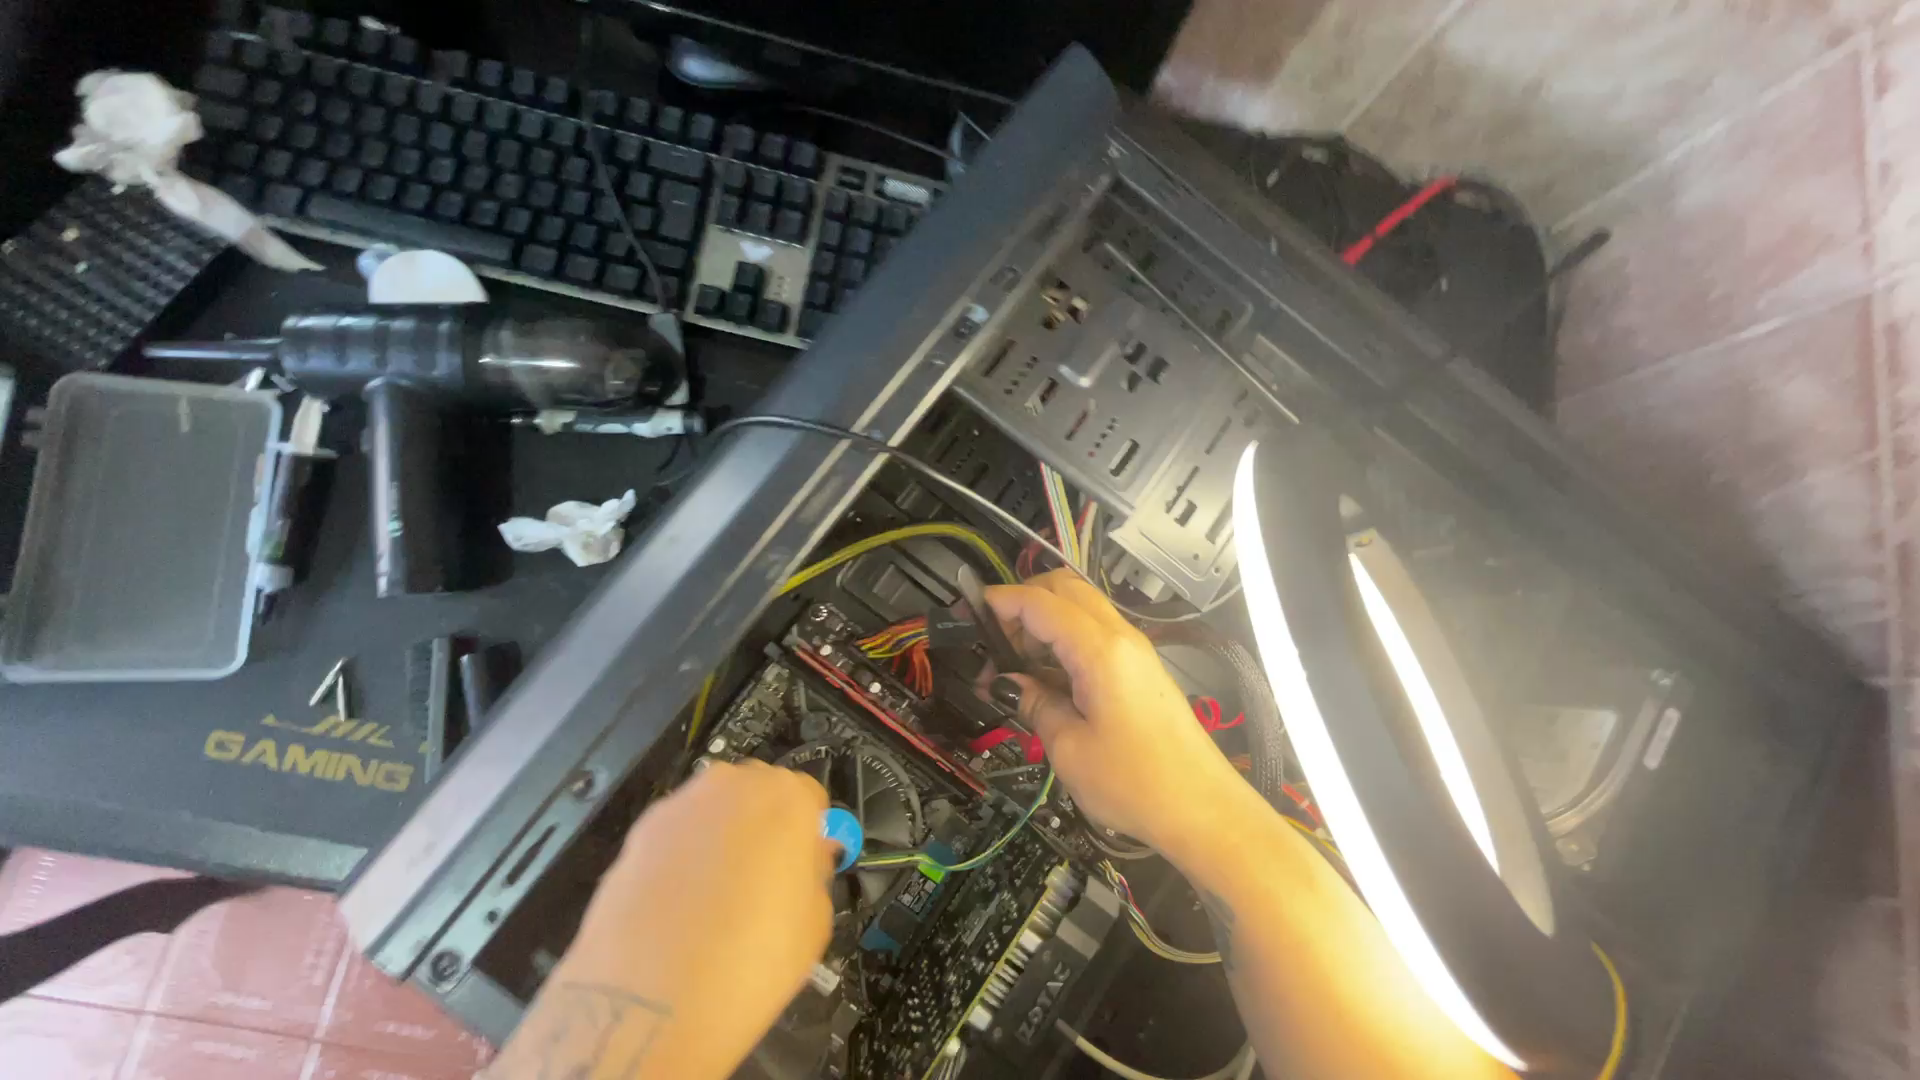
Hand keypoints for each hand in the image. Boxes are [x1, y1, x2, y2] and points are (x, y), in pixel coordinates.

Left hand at [499, 761, 833, 1079]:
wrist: (652, 998)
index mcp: (788, 798)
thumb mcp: (815, 921)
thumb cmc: (754, 958)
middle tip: (759, 880)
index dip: (807, 833)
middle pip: (758, 793)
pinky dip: (680, 858)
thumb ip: (814, 873)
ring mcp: (680, 804)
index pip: (809, 797)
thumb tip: (806, 859)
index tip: (800, 867)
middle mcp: (734, 785)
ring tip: (712, 899)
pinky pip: (675, 835)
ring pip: (712, 811)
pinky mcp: (637, 833)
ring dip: (718, 838)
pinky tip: (676, 908)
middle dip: (762, 825)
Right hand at [983, 571, 1254, 858]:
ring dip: (1043, 623)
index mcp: (1100, 650)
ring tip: (1014, 668)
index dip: (999, 601)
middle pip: (1063, 589)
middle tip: (993, 644)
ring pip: (1080, 609)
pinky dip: (1063, 641)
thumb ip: (1034, 704)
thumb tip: (1007, 684)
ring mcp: (1134, 651)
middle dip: (1022, 603)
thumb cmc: (1136, 784)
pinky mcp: (1139, 669)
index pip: (1040, 602)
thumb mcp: (1069, 748)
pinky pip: (1094, 634)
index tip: (967, 614)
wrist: (1205, 811)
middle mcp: (1120, 637)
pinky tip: (1045, 680)